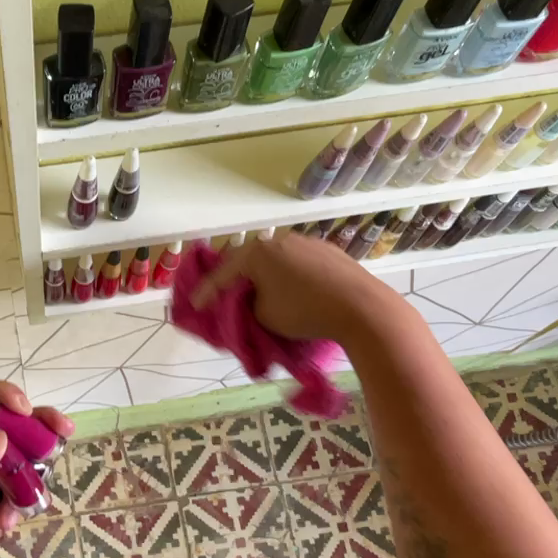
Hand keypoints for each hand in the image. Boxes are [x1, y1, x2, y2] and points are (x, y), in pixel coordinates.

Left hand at [0, 381, 74, 557]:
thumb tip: (2, 437)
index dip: (6, 396)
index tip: (24, 409)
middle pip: (18, 423)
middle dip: (42, 426)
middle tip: (64, 429)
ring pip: (29, 461)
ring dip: (26, 484)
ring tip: (8, 510)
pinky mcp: (5, 495)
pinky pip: (27, 493)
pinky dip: (18, 509)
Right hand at [188, 234, 390, 342]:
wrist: (361, 308)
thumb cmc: (304, 312)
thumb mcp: (263, 317)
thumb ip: (247, 306)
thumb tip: (253, 301)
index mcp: (257, 253)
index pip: (223, 274)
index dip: (208, 292)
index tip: (196, 306)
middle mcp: (280, 240)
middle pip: (249, 261)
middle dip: (237, 281)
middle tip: (228, 297)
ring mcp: (307, 243)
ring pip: (276, 261)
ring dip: (265, 278)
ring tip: (262, 296)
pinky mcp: (330, 252)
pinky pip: (298, 265)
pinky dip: (289, 278)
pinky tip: (294, 293)